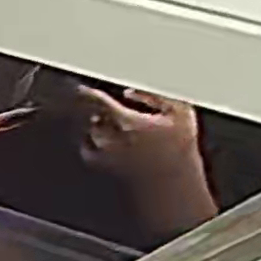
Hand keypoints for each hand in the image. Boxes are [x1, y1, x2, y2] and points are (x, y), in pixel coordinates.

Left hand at [74, 88, 203, 180]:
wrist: (168, 171)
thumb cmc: (177, 139)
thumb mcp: (179, 110)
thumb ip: (153, 96)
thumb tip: (129, 92)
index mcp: (130, 123)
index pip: (102, 105)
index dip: (90, 96)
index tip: (81, 89)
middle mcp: (111, 138)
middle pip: (93, 117)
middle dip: (100, 110)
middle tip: (116, 108)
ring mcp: (101, 151)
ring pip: (89, 130)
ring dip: (98, 123)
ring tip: (123, 123)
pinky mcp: (96, 161)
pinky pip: (86, 145)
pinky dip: (92, 138)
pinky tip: (111, 136)